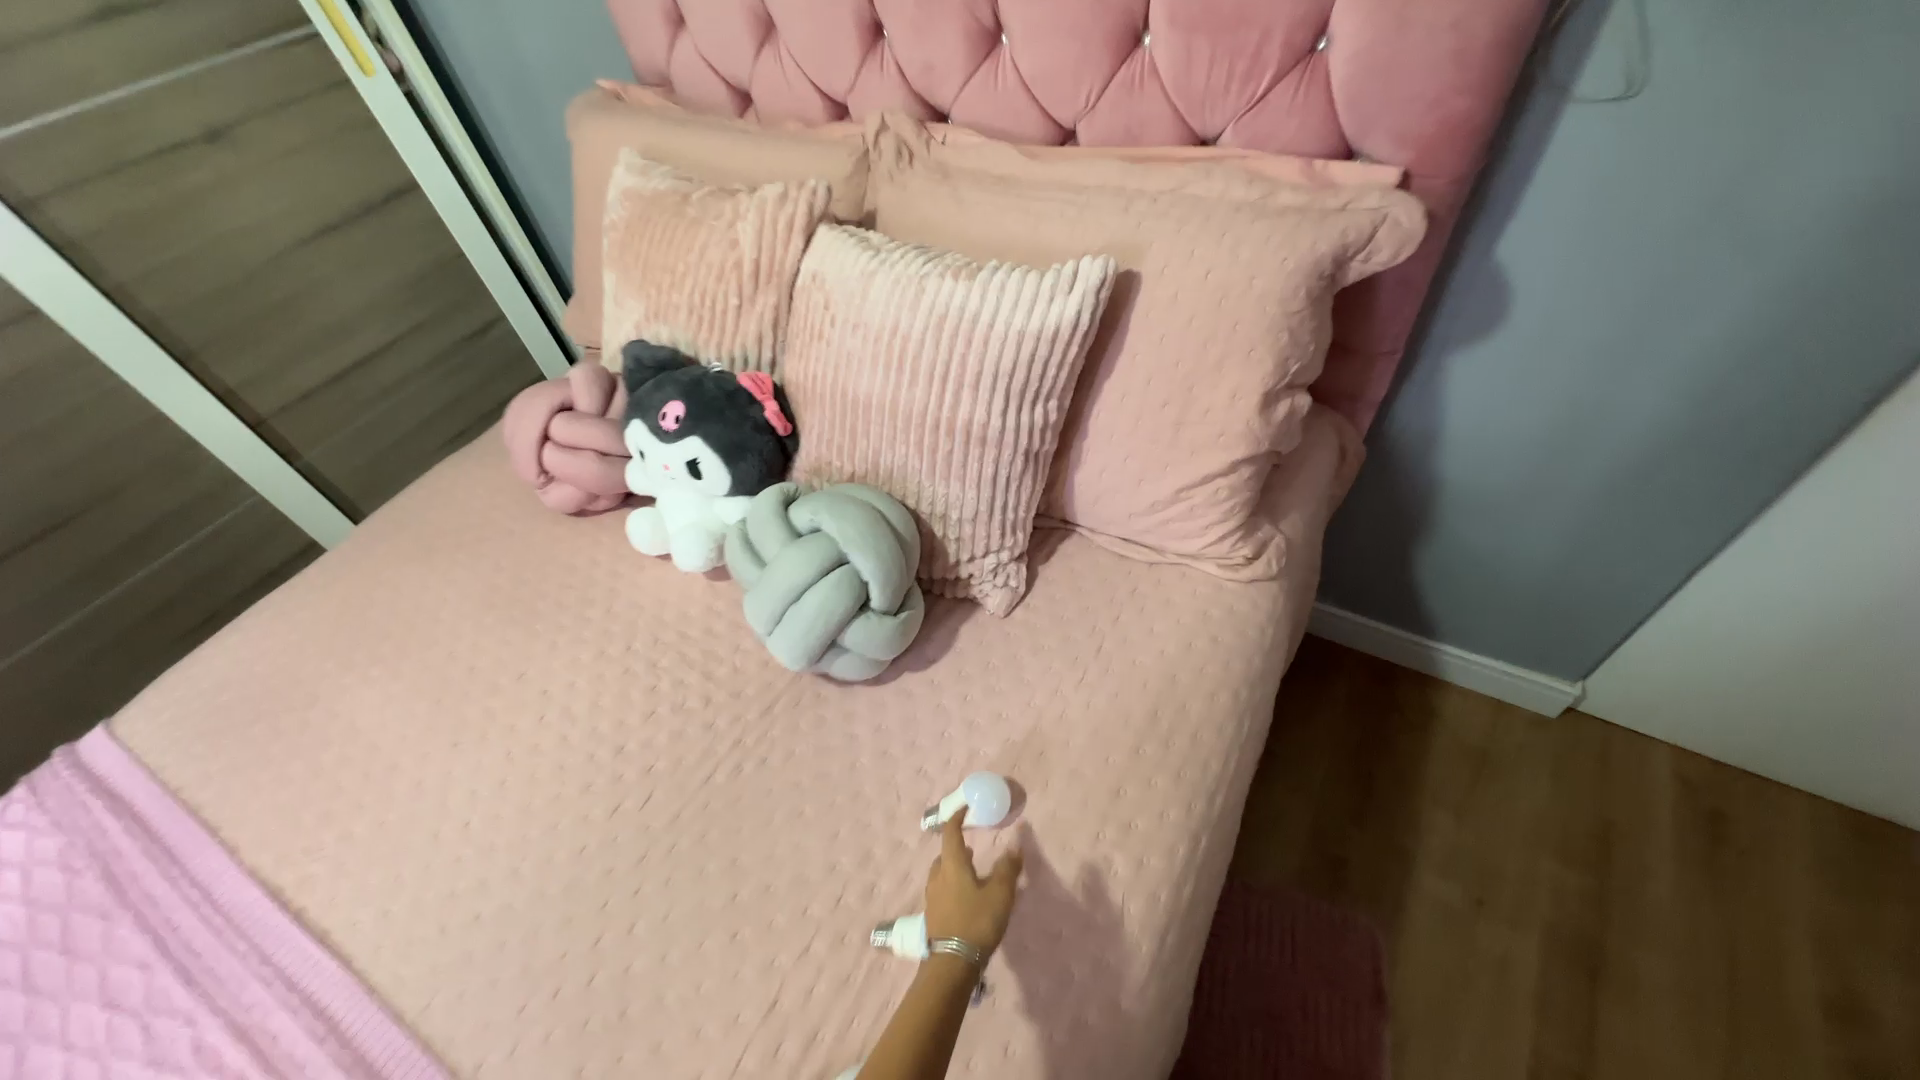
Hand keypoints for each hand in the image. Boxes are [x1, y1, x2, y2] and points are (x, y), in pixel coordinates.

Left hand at [924, 807, 1022, 955]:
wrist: (952, 963)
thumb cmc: (977, 921)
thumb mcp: (1000, 894)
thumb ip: (1007, 869)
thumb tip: (1014, 846)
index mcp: (952, 865)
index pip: (951, 833)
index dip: (957, 818)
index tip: (965, 808)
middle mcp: (938, 877)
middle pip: (944, 855)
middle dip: (956, 847)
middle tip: (971, 847)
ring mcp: (932, 898)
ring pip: (941, 874)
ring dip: (954, 868)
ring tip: (970, 871)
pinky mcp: (933, 916)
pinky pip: (942, 891)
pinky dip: (952, 886)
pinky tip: (965, 898)